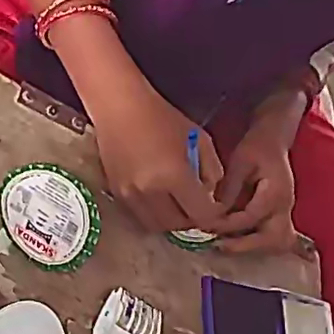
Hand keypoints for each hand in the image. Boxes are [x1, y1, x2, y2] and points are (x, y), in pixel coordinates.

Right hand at [92, 80, 226, 233]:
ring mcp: (130, 195)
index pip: (201, 213)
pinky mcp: (116, 194)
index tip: (216, 207)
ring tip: (178, 205)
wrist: (118, 108)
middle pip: (178, 225)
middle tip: (197, 206)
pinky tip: (159, 198)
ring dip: (171, 220)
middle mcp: (150, 191)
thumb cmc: (162, 117)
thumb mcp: (199, 138)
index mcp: (174, 176)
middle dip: (192, 220)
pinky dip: (153, 214)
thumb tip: (210, 194)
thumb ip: (212, 170)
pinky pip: (140, 216)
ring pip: (157, 226)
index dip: (213, 215)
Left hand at [212, 121, 299, 253]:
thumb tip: (215, 212)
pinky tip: (232, 240)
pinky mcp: (279, 216)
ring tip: (224, 244)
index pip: (252, 217)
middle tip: (219, 245)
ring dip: (252, 246)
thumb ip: (230, 187)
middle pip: (274, 238)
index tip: (209, 226)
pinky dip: (255, 242)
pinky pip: (272, 237)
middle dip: (246, 245)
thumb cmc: (256, 148)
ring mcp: (285, 212)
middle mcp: (285, 206)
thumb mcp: (239, 162)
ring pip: (277, 242)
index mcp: (276, 192)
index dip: (229, 225)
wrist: (273, 142)